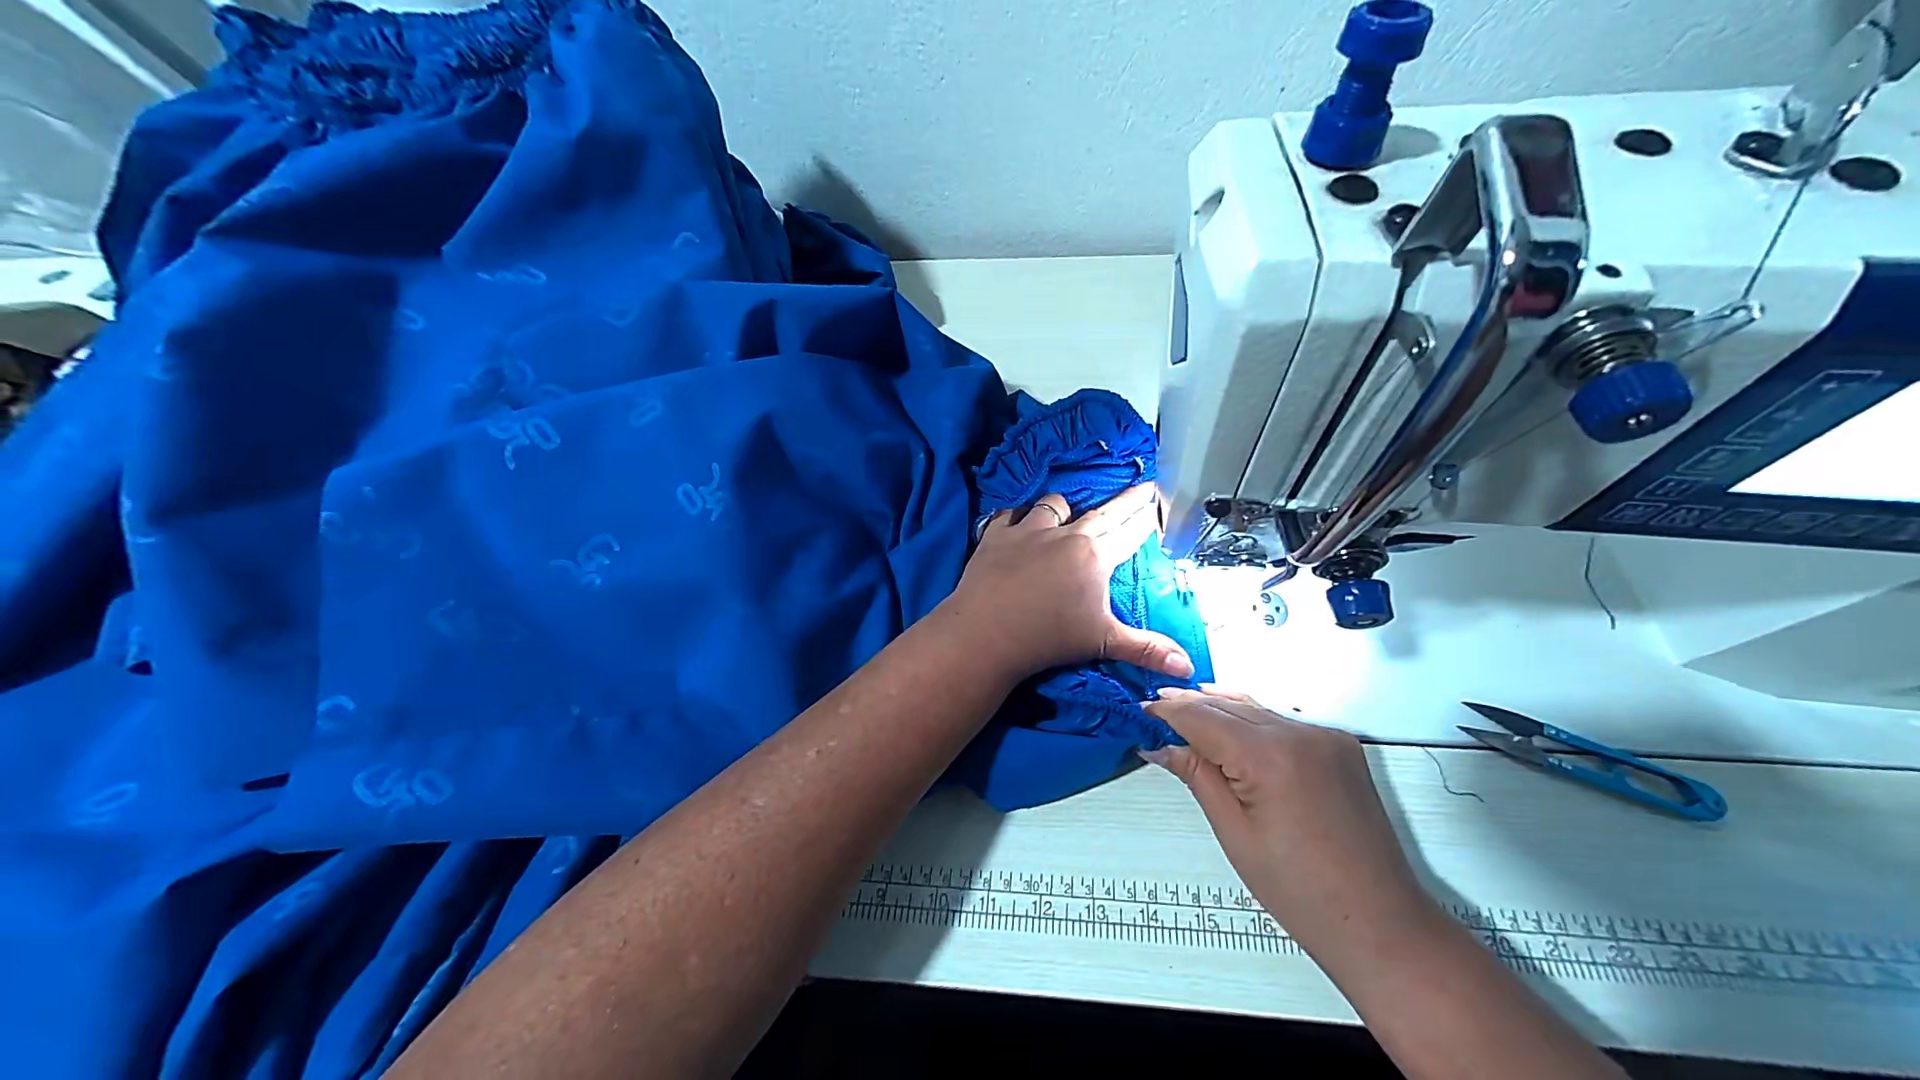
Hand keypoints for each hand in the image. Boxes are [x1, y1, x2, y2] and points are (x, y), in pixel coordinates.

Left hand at [935, 484, 1194, 683]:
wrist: (986, 634)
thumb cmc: (1049, 639)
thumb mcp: (1103, 643)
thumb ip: (1146, 649)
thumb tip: (1188, 668)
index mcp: (1095, 556)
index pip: (1129, 530)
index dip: (1144, 514)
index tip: (1154, 496)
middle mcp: (1065, 536)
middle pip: (1101, 513)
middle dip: (1123, 502)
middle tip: (1139, 487)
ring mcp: (1027, 532)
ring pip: (1053, 506)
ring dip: (1065, 507)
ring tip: (1070, 509)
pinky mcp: (995, 536)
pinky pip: (1009, 513)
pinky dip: (1016, 513)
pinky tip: (1018, 516)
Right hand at [1141, 688, 1434, 956]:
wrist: (1378, 922)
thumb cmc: (1306, 893)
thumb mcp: (1234, 832)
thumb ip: (1197, 775)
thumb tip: (1162, 746)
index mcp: (1271, 756)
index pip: (1203, 717)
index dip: (1168, 712)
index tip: (1143, 712)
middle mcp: (1302, 735)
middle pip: (1228, 706)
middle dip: (1189, 707)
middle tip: (1155, 711)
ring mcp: (1326, 738)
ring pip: (1255, 708)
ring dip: (1219, 709)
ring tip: (1183, 712)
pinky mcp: (1340, 746)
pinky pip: (1282, 721)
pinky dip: (1252, 720)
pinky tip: (1230, 724)